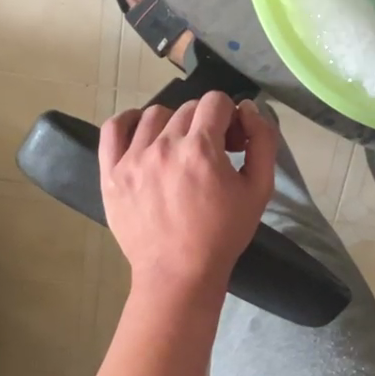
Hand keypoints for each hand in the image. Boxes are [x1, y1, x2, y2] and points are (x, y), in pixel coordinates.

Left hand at [99, 92, 277, 290]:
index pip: (216, 101)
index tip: (232, 141)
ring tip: (179, 152)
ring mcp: (133, 158)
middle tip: (211, 154)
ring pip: (154, 115)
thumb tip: (248, 110)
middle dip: (206, 123)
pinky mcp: (111, 172)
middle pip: (188, 109)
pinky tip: (143, 134)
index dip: (230, 117)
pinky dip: (129, 122)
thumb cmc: (223, 234)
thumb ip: (263, 142)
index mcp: (201, 148)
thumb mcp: (260, 190)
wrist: (179, 274)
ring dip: (173, 125)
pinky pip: (114, 128)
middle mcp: (164, 145)